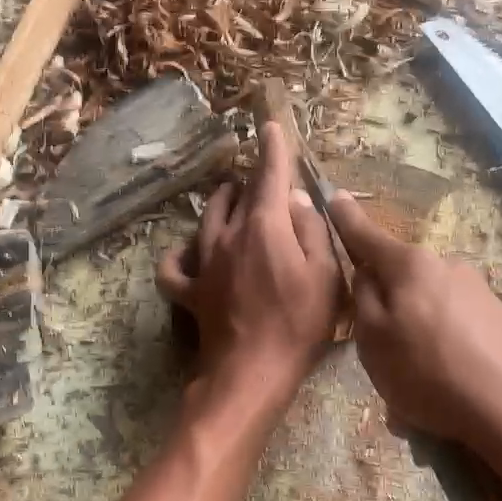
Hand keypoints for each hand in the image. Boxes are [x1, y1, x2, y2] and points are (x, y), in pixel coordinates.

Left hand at [156, 123, 341, 401]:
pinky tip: (190, 254)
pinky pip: (174, 267)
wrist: (250, 373)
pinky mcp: (190, 292)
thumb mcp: (326, 275)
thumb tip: (297, 200)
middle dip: (251, 180)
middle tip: (265, 181)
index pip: (269, 175)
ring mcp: (204, 263)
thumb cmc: (298, 325)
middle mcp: (228, 235)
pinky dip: (180, 255)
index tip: (272, 127)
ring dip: (220, 203)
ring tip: (231, 199)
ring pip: (205, 219)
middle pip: (237, 195)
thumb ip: (312, 230)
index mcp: (264, 227)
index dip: (274, 149)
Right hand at [329, 192, 501, 446]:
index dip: (345, 220)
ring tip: (417, 385)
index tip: (334, 196)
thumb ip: (362, 299)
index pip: (367, 236)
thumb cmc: (429, 372)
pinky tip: (448, 386)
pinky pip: (455, 328)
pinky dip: (444, 349)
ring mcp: (477, 288)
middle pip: (401, 278)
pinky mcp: (499, 315)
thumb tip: (365, 273)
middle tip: (383, 354)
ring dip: (418, 335)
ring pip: (429, 307)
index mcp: (410, 265)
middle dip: (389, 307)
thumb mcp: (373, 340)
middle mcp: (445, 264)